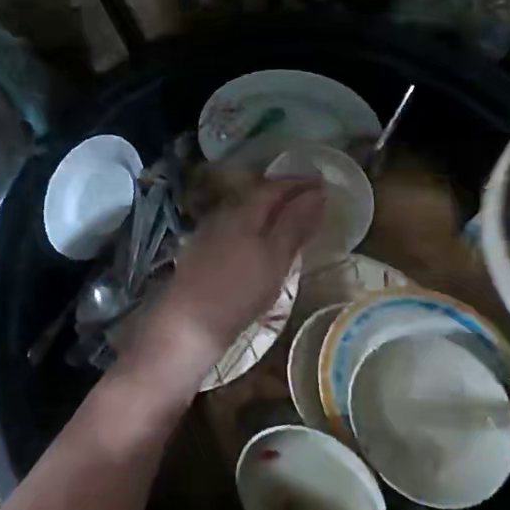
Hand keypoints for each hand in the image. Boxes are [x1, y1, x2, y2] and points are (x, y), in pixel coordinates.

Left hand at [117, 178, 324, 388]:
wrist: (187, 326)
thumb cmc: (238, 291)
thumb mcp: (275, 257)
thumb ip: (295, 224)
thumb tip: (317, 194)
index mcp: (244, 212)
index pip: (275, 187)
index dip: (299, 183)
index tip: (322, 183)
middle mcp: (224, 216)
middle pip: (259, 197)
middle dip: (285, 195)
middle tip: (311, 199)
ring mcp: (211, 235)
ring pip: (247, 214)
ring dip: (271, 213)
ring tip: (292, 221)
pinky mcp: (204, 256)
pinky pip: (238, 231)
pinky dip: (257, 230)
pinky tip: (263, 246)